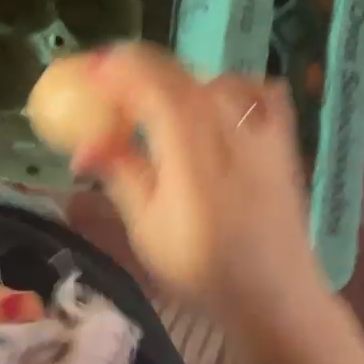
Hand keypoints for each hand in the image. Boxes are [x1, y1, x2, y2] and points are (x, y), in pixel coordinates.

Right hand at [64, 44, 325, 335]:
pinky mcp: (283, 142)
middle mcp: (232, 143)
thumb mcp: (146, 229)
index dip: (122, 74)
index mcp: (195, 168)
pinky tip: (209, 91)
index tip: (90, 71)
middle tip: (104, 72)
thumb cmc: (202, 270)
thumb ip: (119, 176)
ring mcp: (263, 139)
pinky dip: (230, 81)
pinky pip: (260, 91)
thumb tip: (80, 148)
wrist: (277, 297)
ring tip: (148, 87)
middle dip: (137, 65)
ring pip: (214, 80)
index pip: (159, 96)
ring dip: (175, 74)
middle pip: (182, 79)